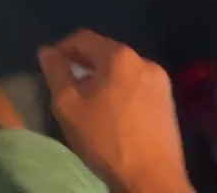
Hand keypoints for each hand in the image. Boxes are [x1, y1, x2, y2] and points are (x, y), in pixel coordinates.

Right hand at [38, 30, 192, 192]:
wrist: (153, 184)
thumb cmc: (106, 140)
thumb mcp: (68, 105)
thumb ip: (55, 71)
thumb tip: (47, 51)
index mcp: (120, 56)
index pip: (83, 39)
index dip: (63, 50)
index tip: (52, 69)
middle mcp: (144, 62)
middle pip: (104, 54)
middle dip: (84, 67)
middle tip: (68, 88)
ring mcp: (161, 84)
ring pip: (122, 72)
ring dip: (103, 81)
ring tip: (90, 104)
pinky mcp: (169, 105)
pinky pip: (137, 87)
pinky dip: (121, 93)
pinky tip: (113, 115)